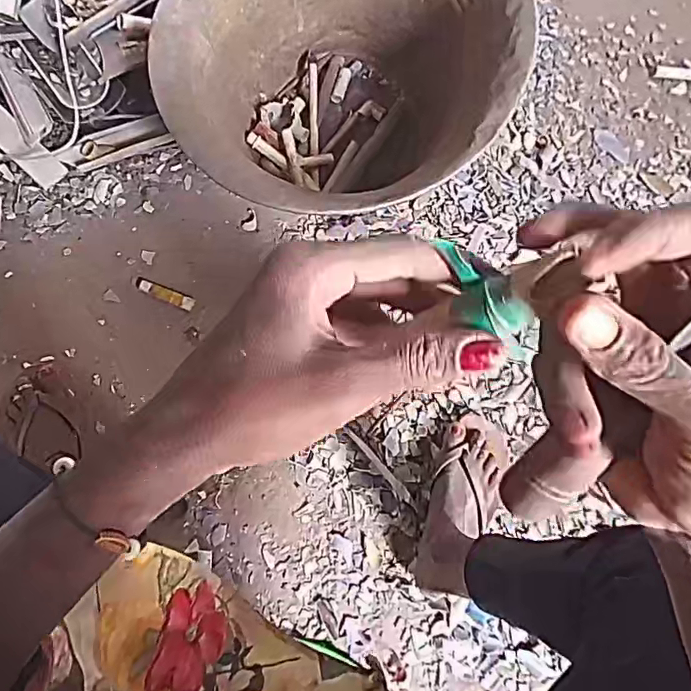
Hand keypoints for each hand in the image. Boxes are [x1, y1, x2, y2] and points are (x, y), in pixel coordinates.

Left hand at [126, 238, 503, 481]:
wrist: (187, 436)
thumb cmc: (254, 407)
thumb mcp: (344, 382)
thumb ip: (417, 359)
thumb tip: (486, 344)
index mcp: (311, 265)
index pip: (405, 254)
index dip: (460, 275)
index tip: (503, 299)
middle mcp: (304, 268)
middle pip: (390, 273)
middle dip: (441, 302)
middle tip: (488, 331)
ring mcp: (297, 295)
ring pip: (373, 299)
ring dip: (415, 324)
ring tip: (460, 351)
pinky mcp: (293, 322)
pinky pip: (352, 320)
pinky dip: (384, 338)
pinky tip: (412, 363)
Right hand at [503, 203, 690, 549]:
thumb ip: (646, 366)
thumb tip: (579, 314)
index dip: (643, 232)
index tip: (592, 261)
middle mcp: (675, 304)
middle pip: (612, 250)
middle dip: (570, 275)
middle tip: (545, 304)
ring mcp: (624, 330)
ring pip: (566, 309)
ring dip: (564, 368)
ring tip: (587, 430)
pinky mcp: (586, 362)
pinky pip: (549, 352)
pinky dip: (553, 391)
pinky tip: (579, 431)